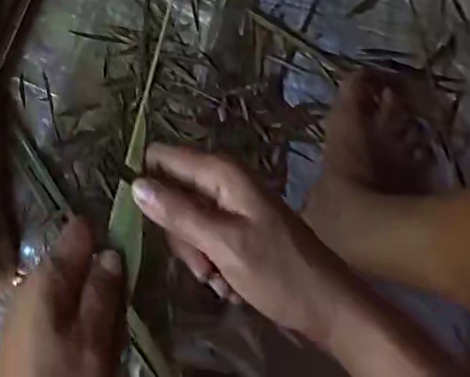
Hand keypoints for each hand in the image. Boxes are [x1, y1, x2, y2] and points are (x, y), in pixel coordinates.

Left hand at [0, 217, 122, 376]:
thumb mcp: (90, 343)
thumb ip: (101, 295)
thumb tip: (112, 252)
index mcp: (47, 273)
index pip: (79, 232)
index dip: (106, 230)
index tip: (133, 233)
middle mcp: (34, 282)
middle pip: (76, 262)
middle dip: (103, 268)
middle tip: (136, 278)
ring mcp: (29, 309)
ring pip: (72, 290)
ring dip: (96, 298)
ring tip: (124, 308)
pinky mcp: (30, 336)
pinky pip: (64, 313)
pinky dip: (83, 318)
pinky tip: (99, 333)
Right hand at [133, 144, 345, 339]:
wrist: (336, 312)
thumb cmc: (282, 274)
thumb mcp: (224, 245)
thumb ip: (178, 214)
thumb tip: (134, 184)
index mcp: (220, 171)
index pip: (160, 157)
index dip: (148, 184)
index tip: (151, 222)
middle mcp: (222, 178)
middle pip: (171, 191)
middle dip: (178, 232)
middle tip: (200, 262)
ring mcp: (231, 202)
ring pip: (184, 218)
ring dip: (193, 251)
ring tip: (217, 276)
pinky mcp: (237, 225)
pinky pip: (204, 234)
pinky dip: (209, 260)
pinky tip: (227, 281)